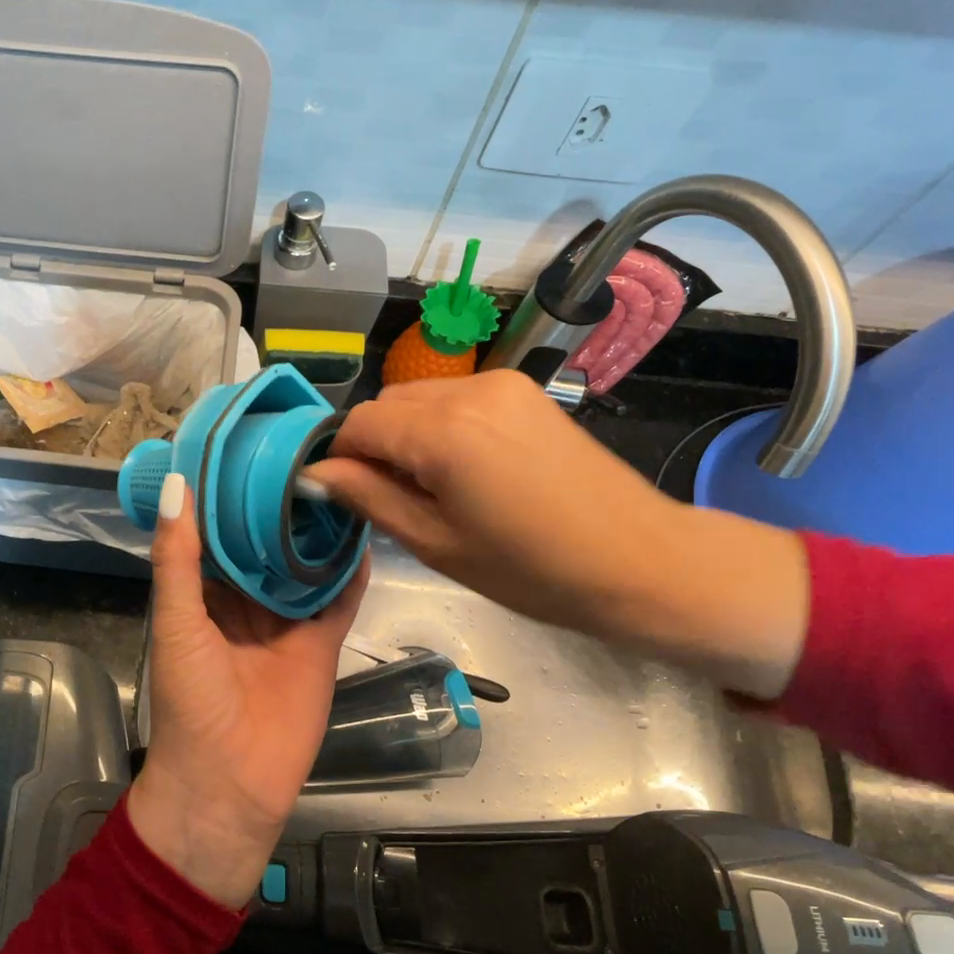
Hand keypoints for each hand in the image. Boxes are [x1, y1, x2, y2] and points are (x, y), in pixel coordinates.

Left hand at [127, 472, 368, 908]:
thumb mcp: (176, 622)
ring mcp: (285, 623)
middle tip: (304, 452)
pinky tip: (365, 532)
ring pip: (304, 568)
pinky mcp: (320, 645)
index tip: (246, 447)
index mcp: (201, 595)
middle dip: (278, 507)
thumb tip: (177, 484)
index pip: (215, 533)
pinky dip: (351, 573)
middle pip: (264, 546)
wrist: (228, 783)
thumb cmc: (191, 699)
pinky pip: (338, 601)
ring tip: (338, 479)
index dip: (227, 494)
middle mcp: (243, 603)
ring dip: (316, 533)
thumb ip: (178, 557)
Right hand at [301, 369, 807, 697]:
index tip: (350, 499)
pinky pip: (455, 398)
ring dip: (407, 435)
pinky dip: (441, 427)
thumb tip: (315, 473)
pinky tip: (467, 471)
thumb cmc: (530, 569)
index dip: (341, 460)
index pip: (357, 424)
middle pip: (386, 403)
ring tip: (436, 489)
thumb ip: (368, 497)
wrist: (638, 560)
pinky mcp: (524, 391)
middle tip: (397, 500)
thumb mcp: (435, 543)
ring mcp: (501, 384)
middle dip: (374, 446)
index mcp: (442, 431)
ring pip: (419, 398)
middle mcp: (468, 390)